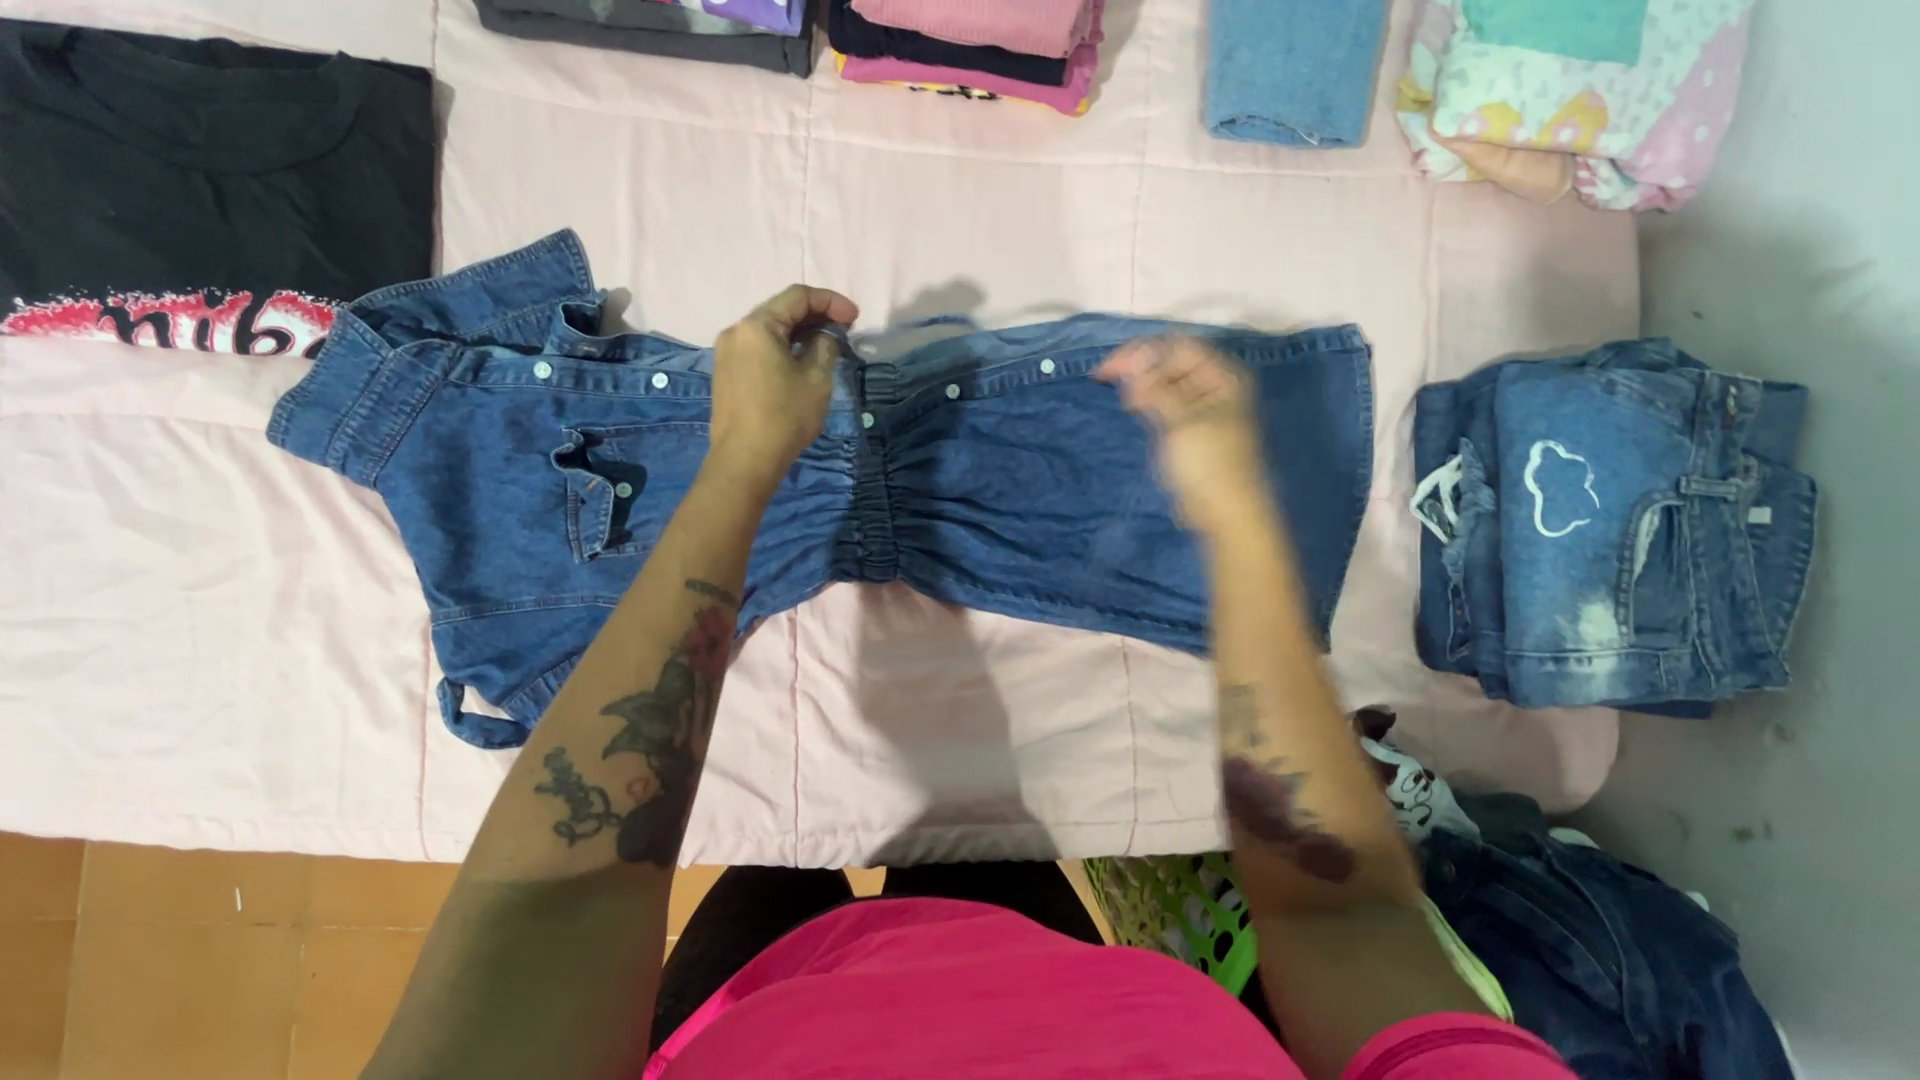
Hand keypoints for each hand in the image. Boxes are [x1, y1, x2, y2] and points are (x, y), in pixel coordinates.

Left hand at [706, 285, 858, 491]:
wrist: (746, 460)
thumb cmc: (785, 416)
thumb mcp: (817, 378)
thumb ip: (825, 346)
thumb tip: (823, 336)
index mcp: (757, 325)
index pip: (798, 296)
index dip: (831, 301)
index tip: (855, 318)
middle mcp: (736, 331)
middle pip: (781, 310)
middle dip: (816, 316)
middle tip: (844, 331)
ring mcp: (727, 353)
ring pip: (770, 331)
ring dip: (800, 333)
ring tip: (827, 347)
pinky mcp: (727, 374)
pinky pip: (759, 349)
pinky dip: (783, 348)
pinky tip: (802, 363)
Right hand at [1095, 336, 1272, 534]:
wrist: (1224, 512)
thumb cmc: (1209, 464)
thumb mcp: (1181, 421)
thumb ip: (1155, 387)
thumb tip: (1132, 359)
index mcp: (1223, 376)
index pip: (1178, 347)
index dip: (1143, 352)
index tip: (1111, 368)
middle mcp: (1215, 384)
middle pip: (1171, 360)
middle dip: (1141, 366)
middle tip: (1107, 379)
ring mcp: (1202, 404)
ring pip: (1165, 380)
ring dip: (1142, 383)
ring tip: (1124, 399)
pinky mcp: (1189, 424)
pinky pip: (1165, 399)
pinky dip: (1148, 398)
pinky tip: (1132, 406)